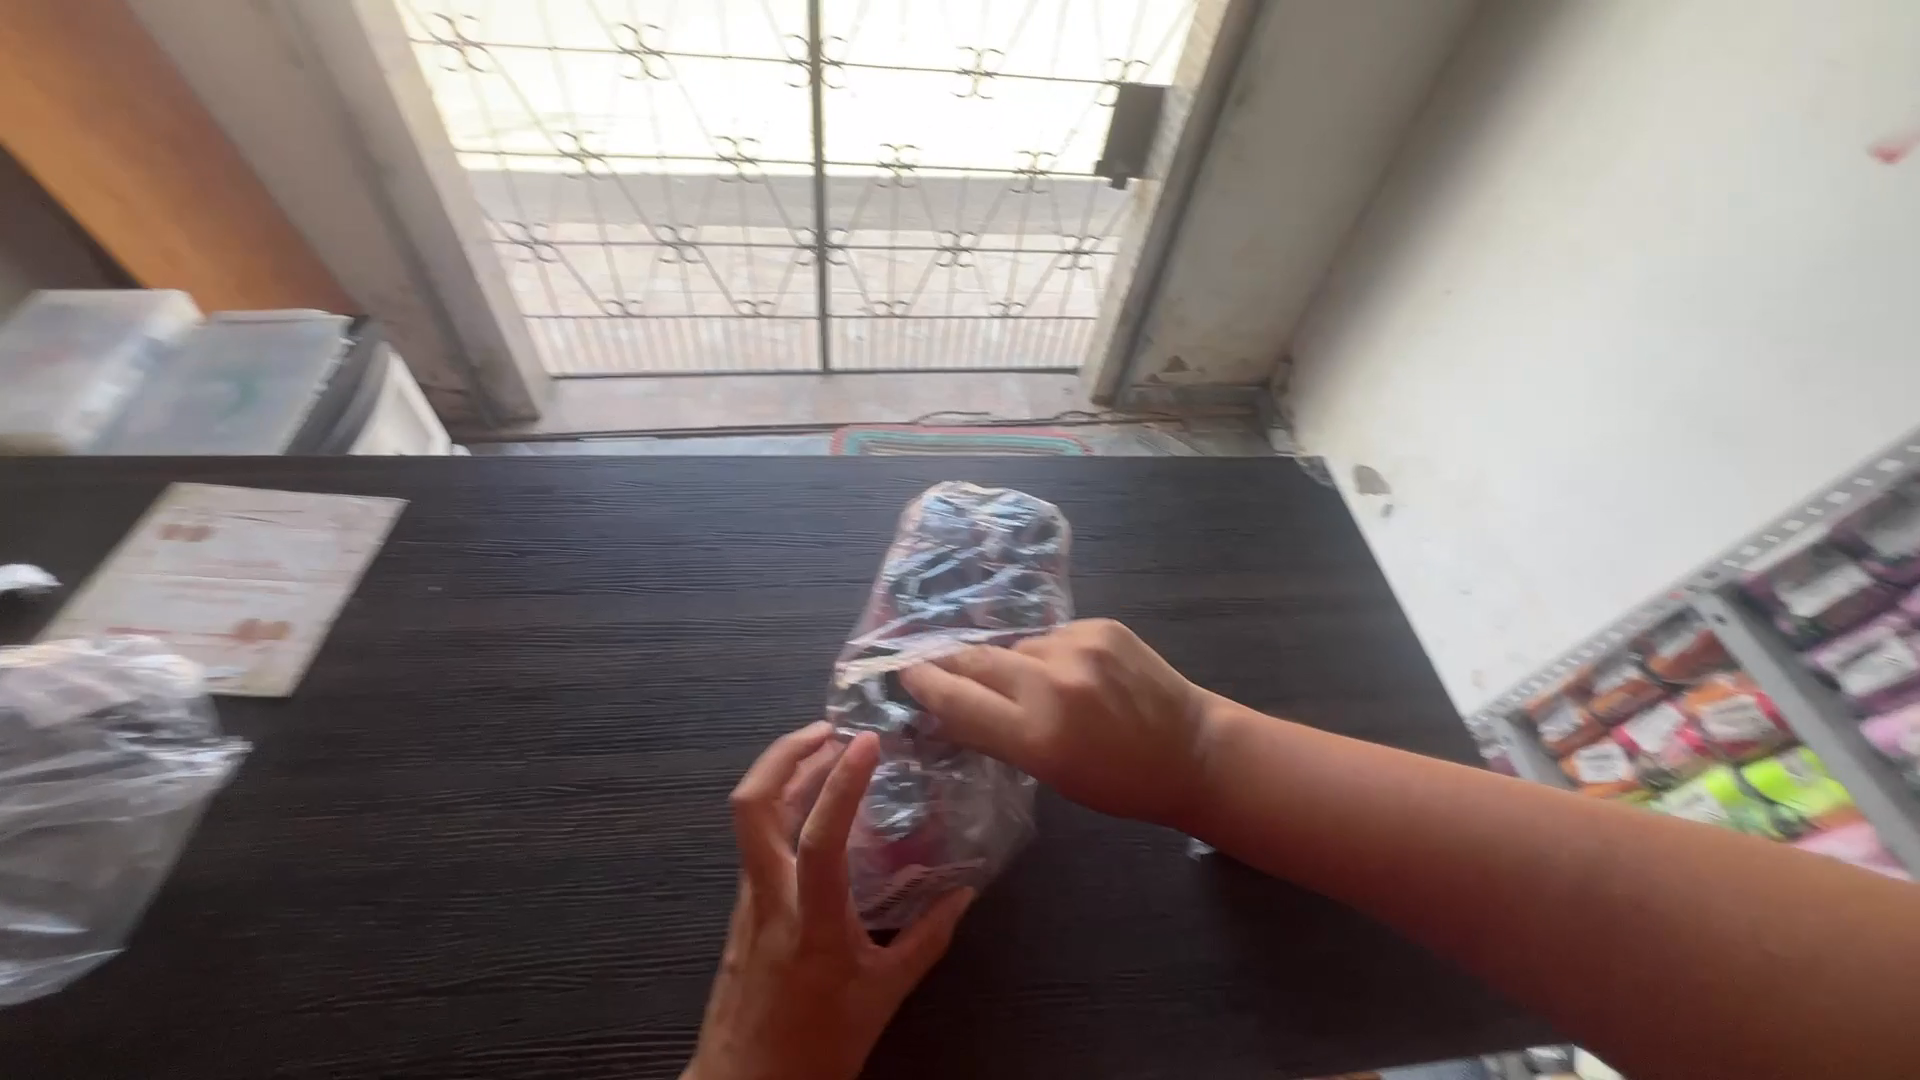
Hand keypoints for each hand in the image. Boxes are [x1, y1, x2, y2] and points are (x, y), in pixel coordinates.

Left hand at [686, 723, 974, 1079]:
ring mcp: (749, 897)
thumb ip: (928, 939)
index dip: (842, 784)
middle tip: (829, 728)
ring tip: (829, 748)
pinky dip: (786, 804)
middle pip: (751, 807)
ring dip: (786, 772)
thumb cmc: (818, 1045)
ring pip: (753, 817)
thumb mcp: (884, 995)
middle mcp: (769, 896)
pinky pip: (761, 837)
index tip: (867, 742)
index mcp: (810, 921)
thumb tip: (963, 891)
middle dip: (784, 754)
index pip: (819, 839)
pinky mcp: (744, 904)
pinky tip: (817, 806)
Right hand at [900, 619, 1214, 828]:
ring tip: (1029, 686)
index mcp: (1037, 735)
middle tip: (930, 662)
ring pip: (1016, 648)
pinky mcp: (1100, 626)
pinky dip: (1048, 655)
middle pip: (976, 660)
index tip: (905, 672)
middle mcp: (1052, 683)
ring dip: (1010, 664)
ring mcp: (1078, 647)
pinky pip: (1051, 637)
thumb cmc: (1117, 781)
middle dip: (950, 662)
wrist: (1193, 750)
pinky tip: (1070, 674)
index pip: (958, 701)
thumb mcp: (1049, 773)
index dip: (925, 684)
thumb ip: (996, 736)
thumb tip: (948, 709)